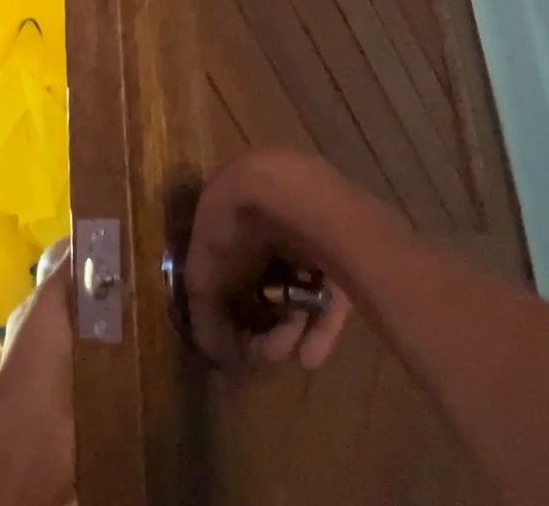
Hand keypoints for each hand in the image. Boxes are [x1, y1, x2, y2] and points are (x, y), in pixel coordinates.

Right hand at [185, 151, 351, 369]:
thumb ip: (205, 316)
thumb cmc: (234, 225)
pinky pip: (330, 295)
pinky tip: (310, 355)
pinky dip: (320, 326)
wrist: (288, 193)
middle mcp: (271, 225)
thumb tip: (213, 354)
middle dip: (261, 326)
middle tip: (262, 351)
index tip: (231, 335)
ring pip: (298, 293)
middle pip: (264, 286)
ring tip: (286, 351)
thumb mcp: (204, 275)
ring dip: (289, 330)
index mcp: (233, 218)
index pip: (228, 270)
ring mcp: (309, 237)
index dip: (228, 307)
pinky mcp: (345, 253)